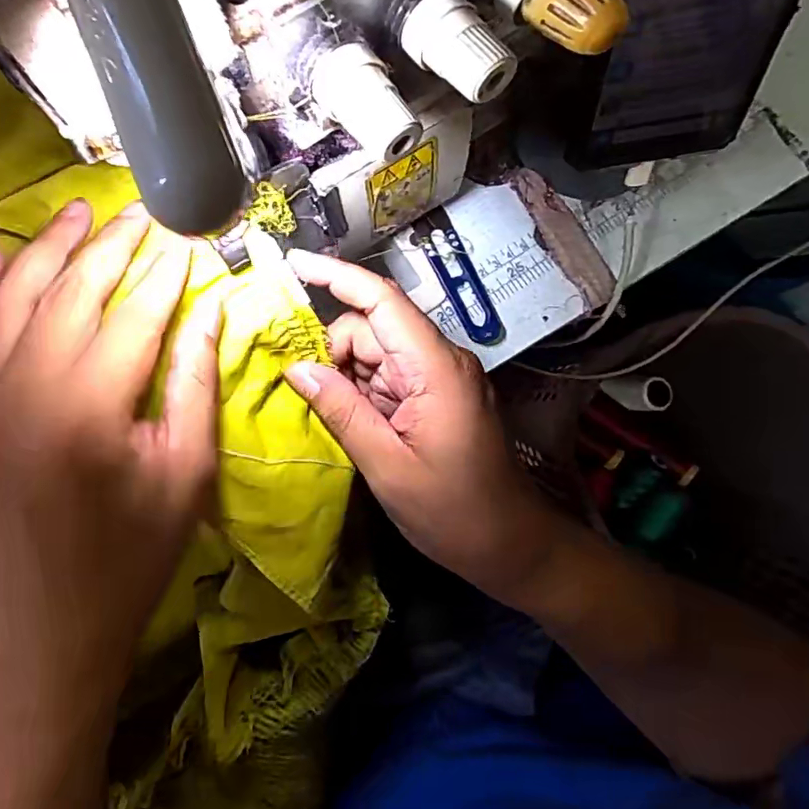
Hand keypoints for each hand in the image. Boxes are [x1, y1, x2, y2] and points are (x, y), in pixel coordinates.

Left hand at [0, 199, 220, 697]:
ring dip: (48, 249)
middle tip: (140, 213)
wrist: (48, 623)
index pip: (134, 315)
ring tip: (78, 211)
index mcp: (89, 412)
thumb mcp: (187, 470)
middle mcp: (26, 393)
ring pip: (15, 301)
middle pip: (72, 293)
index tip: (186, 240)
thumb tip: (210, 308)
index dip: (166, 274)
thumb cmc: (134, 553)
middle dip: (111, 246)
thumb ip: (196, 381)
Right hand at [280, 249, 580, 611]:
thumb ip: (341, 410)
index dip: (336, 275)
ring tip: (343, 422)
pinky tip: (358, 423)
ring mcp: (440, 375)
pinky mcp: (436, 393)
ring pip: (375, 351)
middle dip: (334, 353)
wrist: (513, 545)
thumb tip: (296, 368)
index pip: (381, 300)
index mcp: (435, 368)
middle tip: (312, 397)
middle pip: (371, 328)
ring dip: (348, 377)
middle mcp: (440, 359)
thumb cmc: (456, 514)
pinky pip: (388, 374)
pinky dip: (363, 390)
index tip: (294, 262)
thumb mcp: (388, 467)